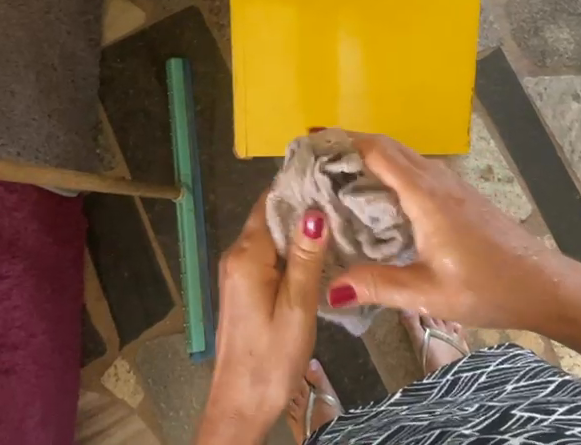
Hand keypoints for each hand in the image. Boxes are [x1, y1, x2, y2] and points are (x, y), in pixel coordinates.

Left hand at [196, 192, 330, 444]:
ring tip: (339, 216)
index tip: (331, 174)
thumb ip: (304, 258)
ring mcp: (238, 271)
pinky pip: (268, 254)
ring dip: (298, 226)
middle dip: (302, 203)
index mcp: (247, 254)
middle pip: (270, 215)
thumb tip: (315, 209)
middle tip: (343, 194)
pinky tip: (318, 250)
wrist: (240, 405)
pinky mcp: (244, 287)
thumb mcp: (296, 307)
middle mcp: (237, 255)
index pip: (271, 201)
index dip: (298, 185)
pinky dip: (291, 247)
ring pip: (270, 234)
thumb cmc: (271, 359)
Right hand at [326, 132, 569, 331]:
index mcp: (424, 194)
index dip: (342, 140)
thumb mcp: (429, 293)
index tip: (309, 141)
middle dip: (348, 144)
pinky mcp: (456, 195)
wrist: (544, 285)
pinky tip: (373, 196)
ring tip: (333, 174)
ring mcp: (449, 183)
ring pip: (400, 155)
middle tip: (312, 158)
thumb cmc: (489, 287)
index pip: (376, 150)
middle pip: (386, 145)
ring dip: (367, 155)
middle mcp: (435, 178)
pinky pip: (412, 169)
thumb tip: (328, 288)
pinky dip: (386, 169)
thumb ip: (378, 286)